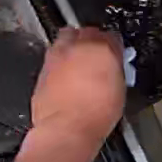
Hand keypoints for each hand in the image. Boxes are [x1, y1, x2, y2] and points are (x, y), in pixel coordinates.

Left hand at [27, 27, 127, 159]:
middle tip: (97, 55)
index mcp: (102, 48)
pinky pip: (52, 59)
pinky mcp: (43, 70)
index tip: (115, 53)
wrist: (67, 129)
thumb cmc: (95, 114)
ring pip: (64, 40)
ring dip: (72, 48)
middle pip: (85, 32)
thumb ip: (115, 69)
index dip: (114, 46)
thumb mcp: (119, 89)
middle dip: (91, 40)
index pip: (111, 36)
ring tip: (79, 64)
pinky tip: (66, 79)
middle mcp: (77, 47)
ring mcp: (57, 57)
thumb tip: (113, 66)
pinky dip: (59, 65)